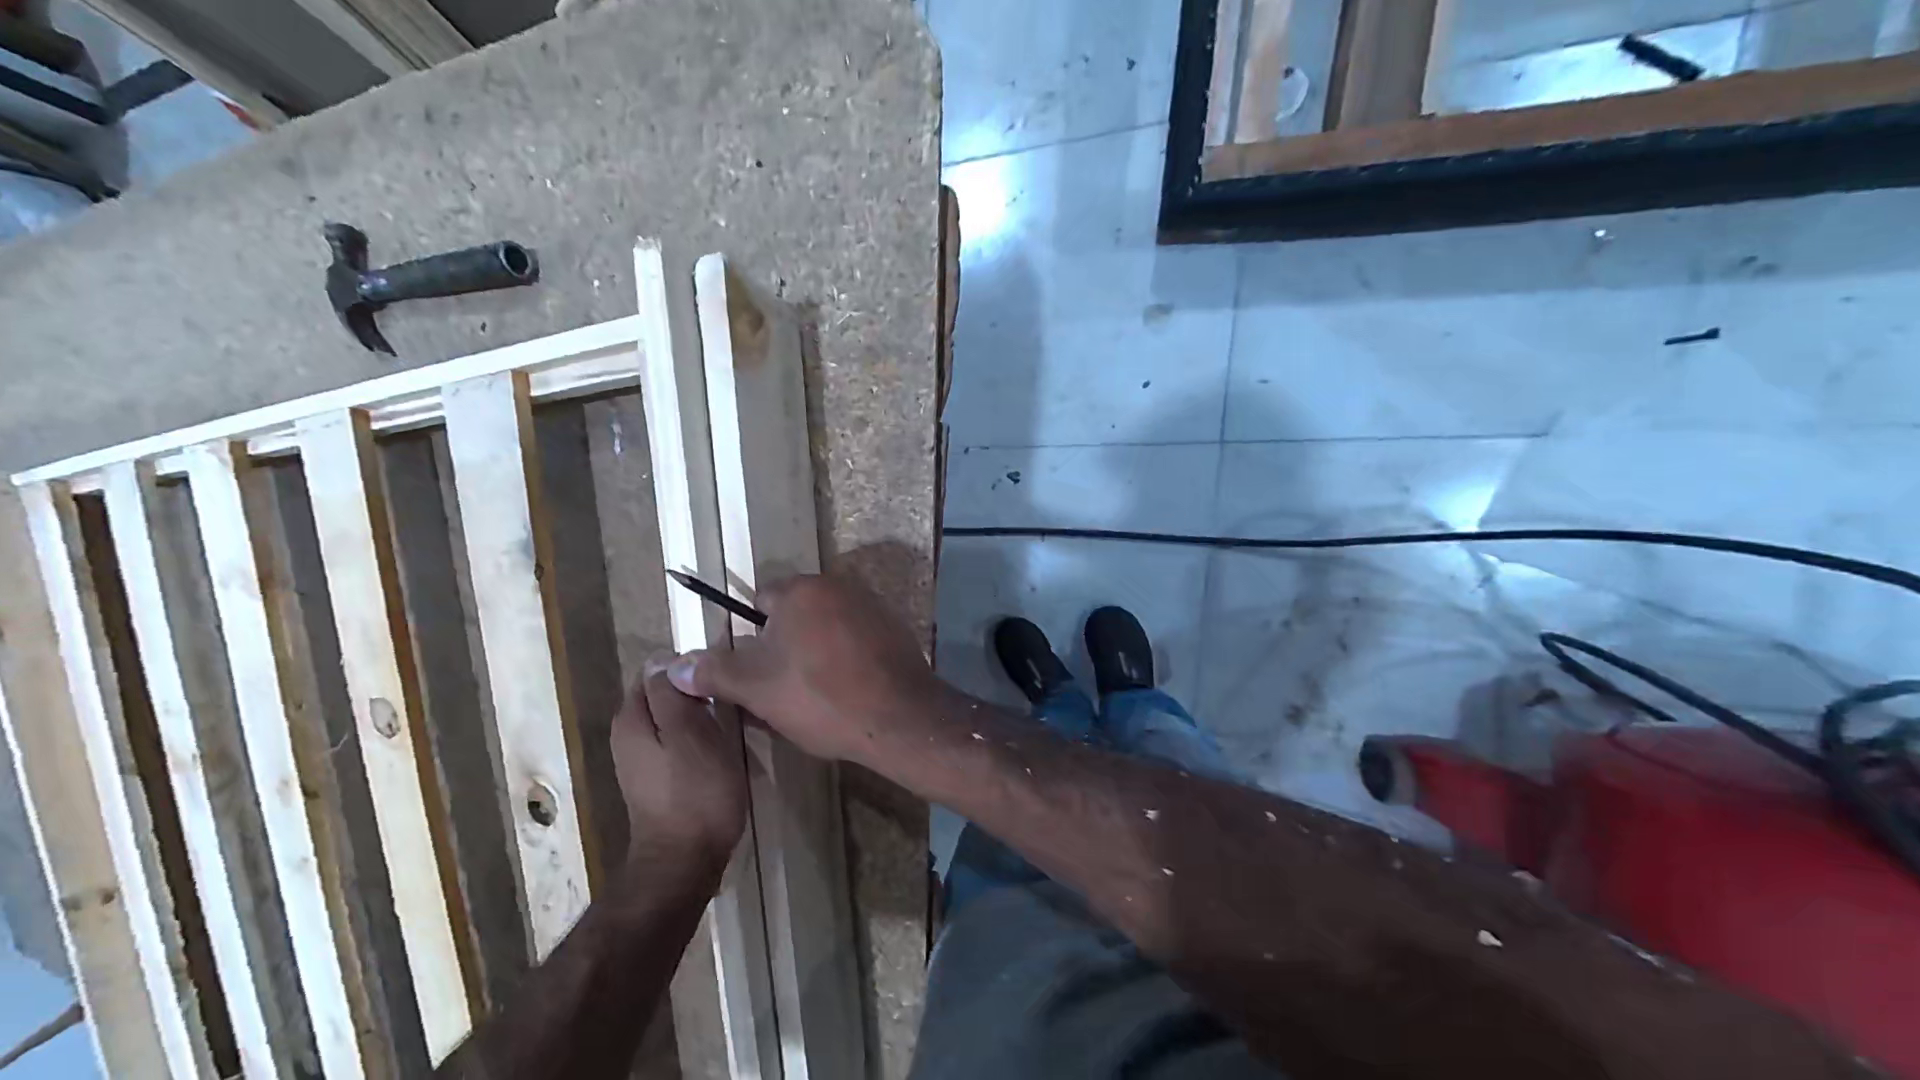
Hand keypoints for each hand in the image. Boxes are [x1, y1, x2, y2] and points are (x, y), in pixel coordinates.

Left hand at [610, 667, 747, 868]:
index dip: (691, 668)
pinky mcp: (659, 776)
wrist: (685, 861)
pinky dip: (699, 735)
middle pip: (665, 692)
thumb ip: (672, 695)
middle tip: (732, 700)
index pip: (657, 669)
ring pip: (674, 716)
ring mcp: (643, 757)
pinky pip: (679, 738)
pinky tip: (721, 746)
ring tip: (732, 721)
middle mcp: (629, 733)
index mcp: (632, 718)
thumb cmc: (695, 793)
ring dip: (701, 714)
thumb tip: (665, 659)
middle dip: (696, 690)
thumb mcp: (690, 734)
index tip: (721, 680)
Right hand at [665, 574, 942, 767]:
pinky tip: (844, 693)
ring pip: (825, 629)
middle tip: (778, 689)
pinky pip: (855, 641)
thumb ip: (713, 672)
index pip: (760, 600)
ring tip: (811, 697)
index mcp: (803, 590)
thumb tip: (675, 666)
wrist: (899, 719)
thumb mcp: (755, 688)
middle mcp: (839, 587)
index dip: (750, 637)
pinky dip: (844, 660)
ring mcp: (872, 607)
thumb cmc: (820, 697)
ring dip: (813, 654)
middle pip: (795, 615)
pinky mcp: (895, 631)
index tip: (754, 671)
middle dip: (782, 647)